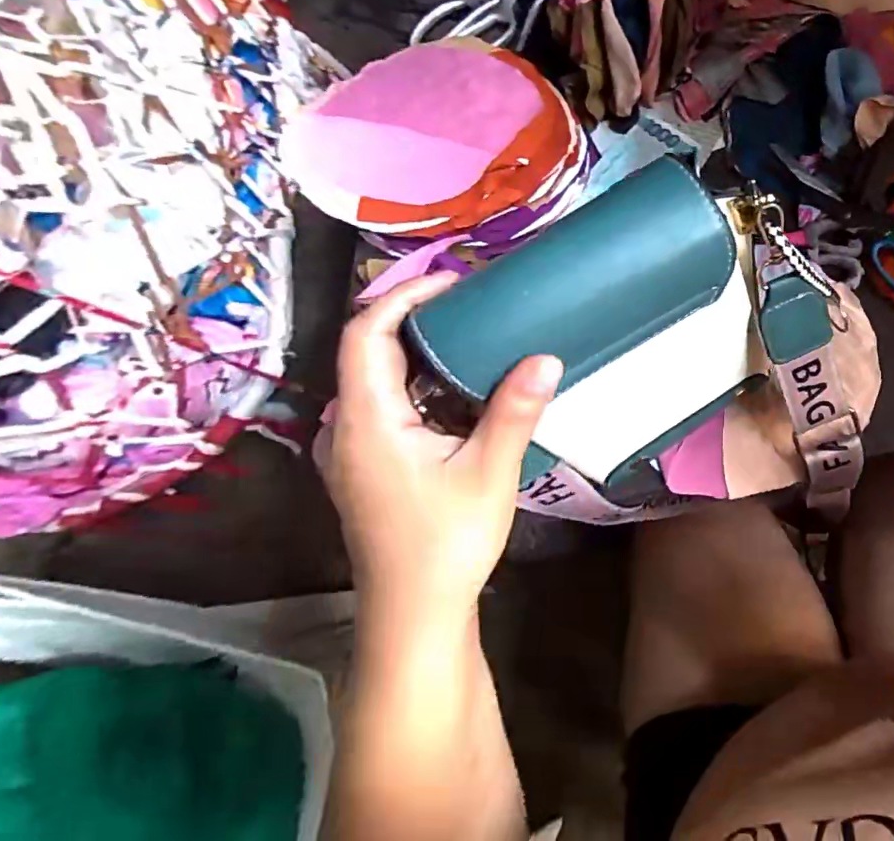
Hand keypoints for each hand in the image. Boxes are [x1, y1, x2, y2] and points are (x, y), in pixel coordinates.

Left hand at [323, 272, 561, 625]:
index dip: (402, 297)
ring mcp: (354, 451)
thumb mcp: (490, 471)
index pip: (366, 336)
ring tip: (476, 337)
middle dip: (416, 318)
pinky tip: (463, 391)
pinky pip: (389, 405)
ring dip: (422, 352)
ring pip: (378, 381)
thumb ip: (514, 410)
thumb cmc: (447, 540)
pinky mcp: (370, 467)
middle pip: (369, 353)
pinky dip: (422, 383)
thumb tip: (546, 356)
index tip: (454, 281)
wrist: (415, 611)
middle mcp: (347, 430)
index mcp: (367, 422)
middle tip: (476, 303)